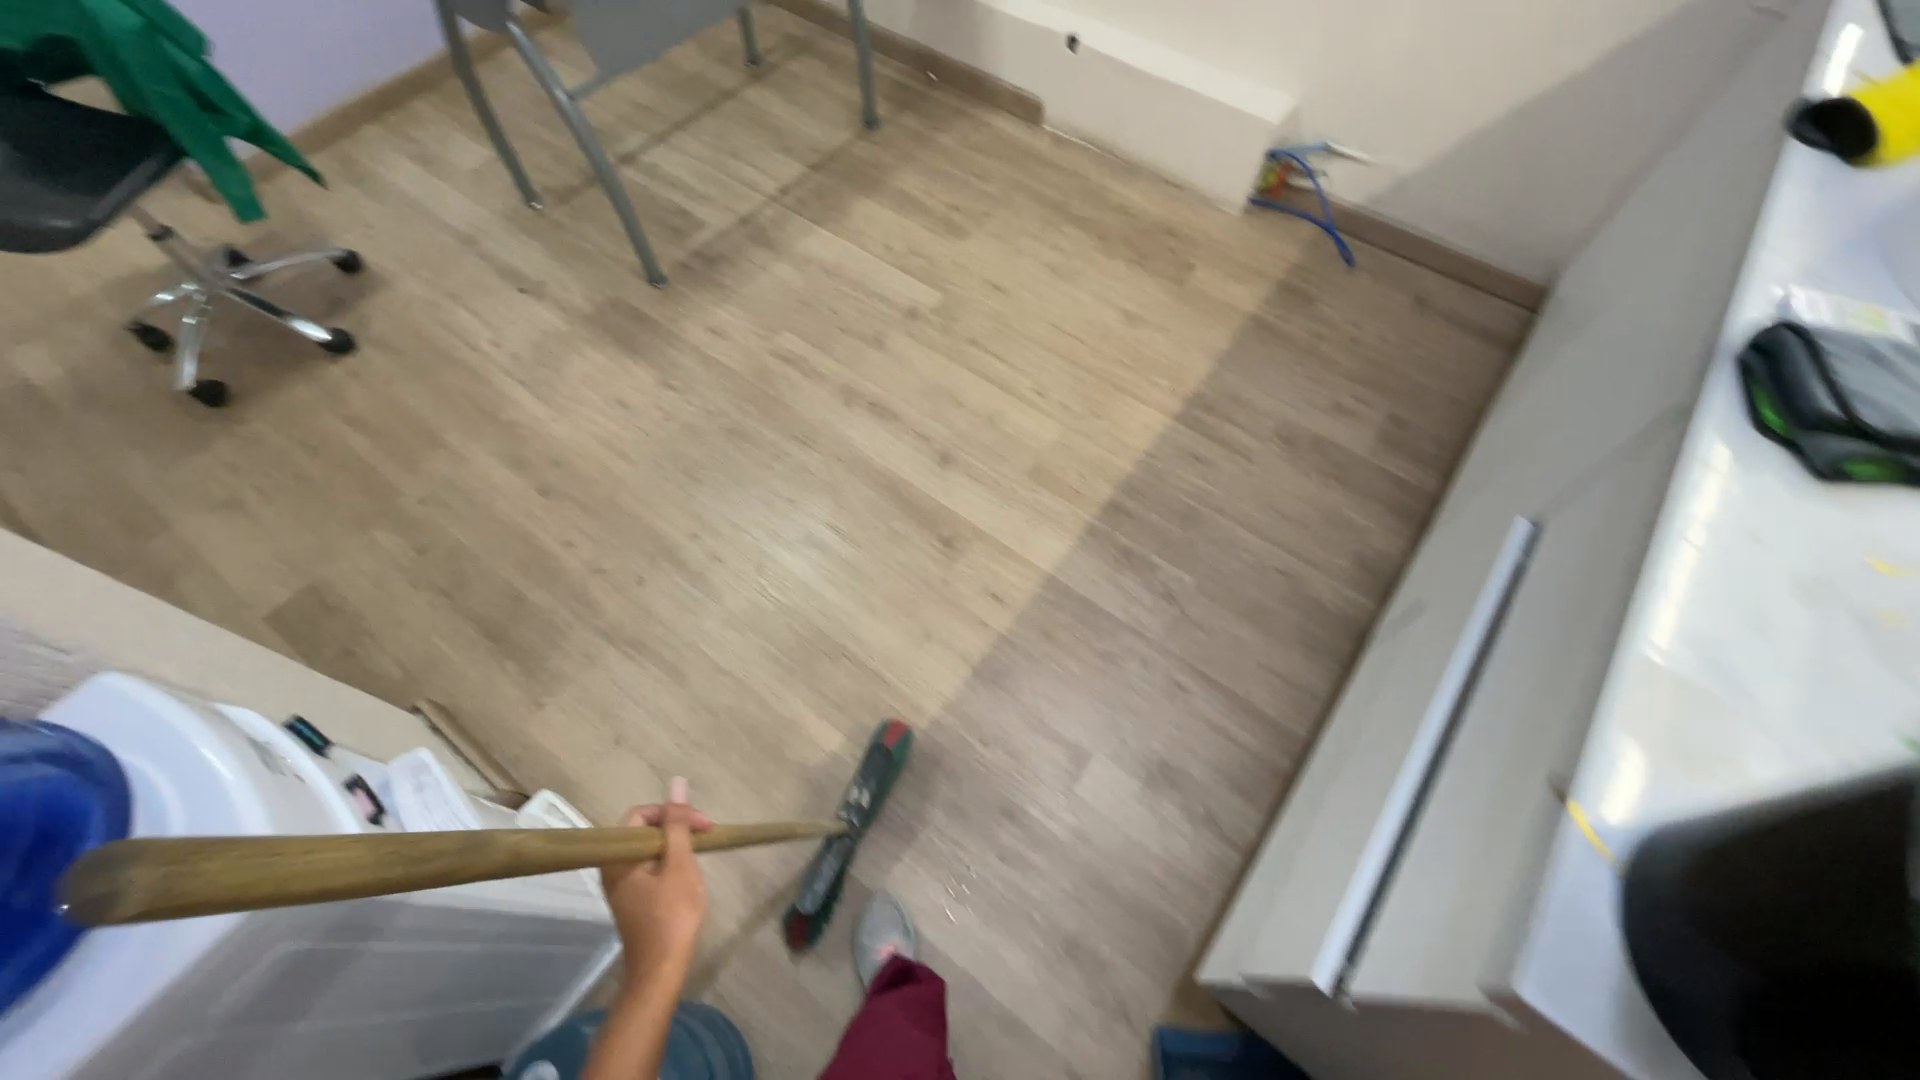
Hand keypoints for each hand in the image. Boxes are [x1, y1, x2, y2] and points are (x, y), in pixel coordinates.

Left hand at [601, 777, 714, 976]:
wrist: (660, 969)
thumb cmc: (672, 915)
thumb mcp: (680, 864)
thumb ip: (678, 824)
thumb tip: (677, 783)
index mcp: (617, 856)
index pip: (640, 814)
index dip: (672, 812)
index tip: (702, 824)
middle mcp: (611, 867)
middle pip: (643, 830)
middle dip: (676, 826)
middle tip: (706, 835)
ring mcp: (619, 884)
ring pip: (647, 849)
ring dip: (674, 844)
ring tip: (700, 852)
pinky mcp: (630, 898)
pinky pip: (647, 866)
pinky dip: (668, 861)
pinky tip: (687, 873)